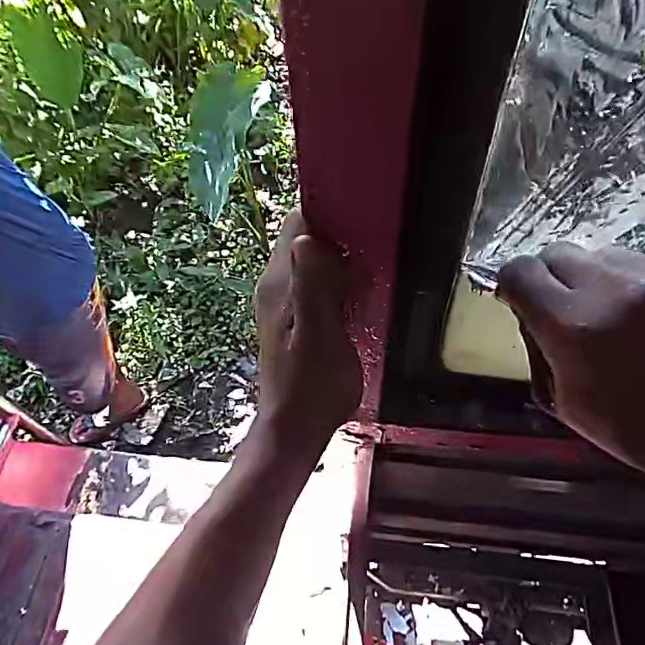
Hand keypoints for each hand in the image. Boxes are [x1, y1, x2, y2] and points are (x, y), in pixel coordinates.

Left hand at [251, 210, 360, 449]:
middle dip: (337, 237)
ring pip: (308, 261)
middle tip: (371, 249)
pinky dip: (334, 281)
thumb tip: (306, 238)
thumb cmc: (312, 386)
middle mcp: (274, 286)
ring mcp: (280, 302)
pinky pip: (312, 282)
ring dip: (337, 260)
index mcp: (279, 284)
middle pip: (303, 239)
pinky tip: (354, 296)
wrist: (294, 428)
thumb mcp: (318, 335)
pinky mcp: (290, 317)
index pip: (296, 225)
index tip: (360, 221)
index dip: (327, 216)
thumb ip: (312, 286)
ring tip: (366, 271)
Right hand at [497, 244, 644, 483]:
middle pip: (560, 253)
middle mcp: (617, 288)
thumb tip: (534, 310)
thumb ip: (541, 348)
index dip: (515, 286)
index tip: (524, 299)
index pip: (519, 270)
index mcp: (575, 327)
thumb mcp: (568, 404)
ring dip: (608, 283)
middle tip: (579, 313)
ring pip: (611, 256)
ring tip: (636, 324)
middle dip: (557, 280)